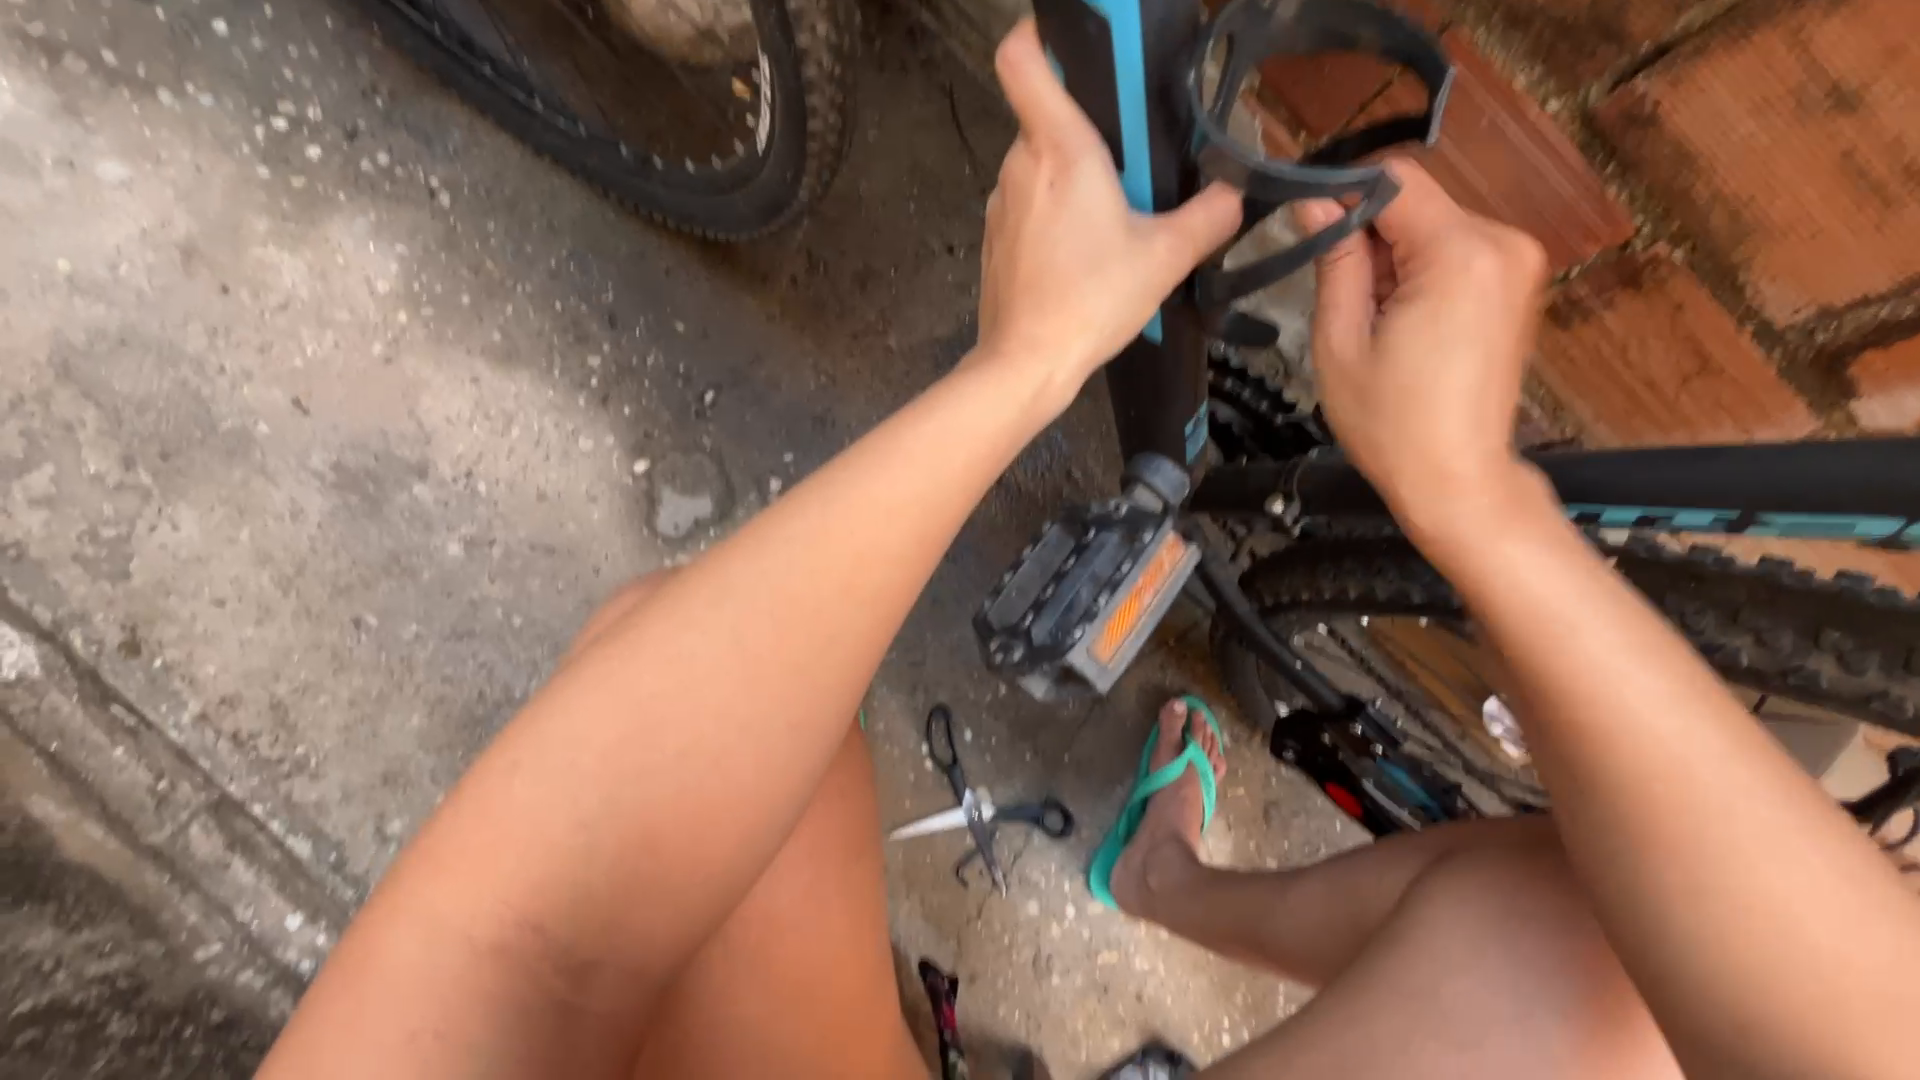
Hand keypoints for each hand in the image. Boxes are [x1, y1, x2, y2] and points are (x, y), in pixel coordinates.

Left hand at [973, 21, 1241, 412]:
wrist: (1026, 363)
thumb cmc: (1091, 302)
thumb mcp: (1166, 257)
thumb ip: (1210, 215)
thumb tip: (1235, 192)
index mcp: (1060, 149)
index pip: (1022, 57)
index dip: (1039, 34)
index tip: (1074, 43)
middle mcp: (1019, 164)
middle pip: (1049, 116)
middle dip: (1091, 132)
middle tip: (1131, 172)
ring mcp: (999, 202)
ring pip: (1039, 164)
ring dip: (1074, 178)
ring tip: (1110, 225)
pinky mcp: (993, 237)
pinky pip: (1027, 203)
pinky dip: (1053, 212)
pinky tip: (1079, 255)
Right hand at [1297, 160, 1548, 541]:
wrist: (1456, 478)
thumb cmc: (1389, 422)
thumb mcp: (1341, 341)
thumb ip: (1334, 261)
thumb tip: (1312, 203)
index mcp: (1459, 254)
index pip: (1395, 183)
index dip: (1343, 196)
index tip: (1306, 228)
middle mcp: (1503, 243)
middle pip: (1416, 206)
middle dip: (1370, 238)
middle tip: (1344, 302)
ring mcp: (1519, 264)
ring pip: (1434, 229)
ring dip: (1394, 261)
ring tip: (1376, 324)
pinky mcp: (1518, 286)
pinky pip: (1457, 254)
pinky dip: (1421, 275)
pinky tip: (1405, 326)